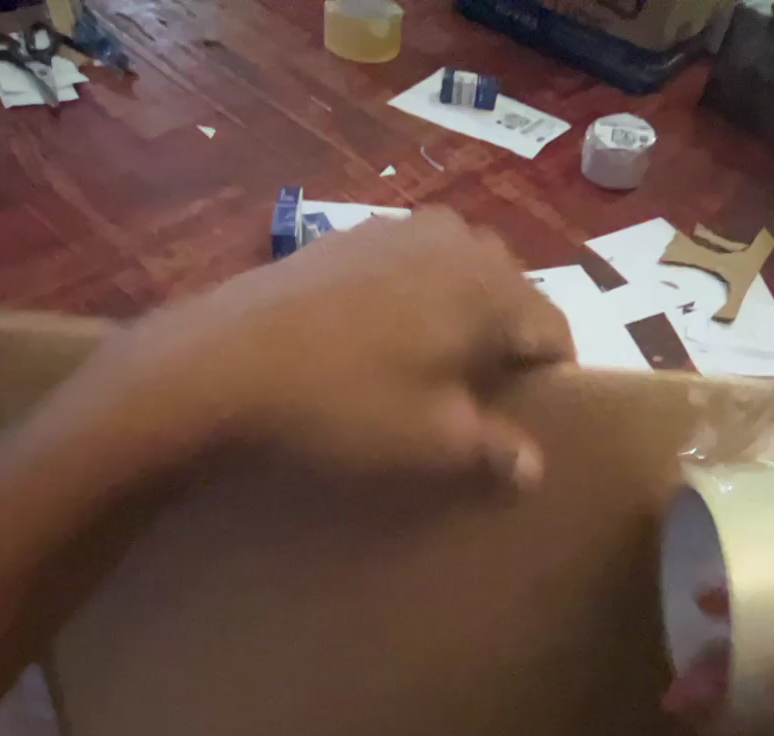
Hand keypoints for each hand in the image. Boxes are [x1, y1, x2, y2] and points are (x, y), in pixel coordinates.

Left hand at [103, 207, 574, 488]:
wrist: (218, 366)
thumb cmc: (346, 406)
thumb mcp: (433, 443)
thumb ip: (497, 451)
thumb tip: (534, 468)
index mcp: (493, 284)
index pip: (555, 332)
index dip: (550, 384)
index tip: (529, 426)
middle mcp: (456, 238)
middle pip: (507, 300)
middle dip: (502, 351)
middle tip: (476, 406)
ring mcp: (394, 228)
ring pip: (454, 284)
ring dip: (454, 328)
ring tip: (424, 377)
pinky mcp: (342, 236)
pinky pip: (404, 274)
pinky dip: (407, 309)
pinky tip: (372, 348)